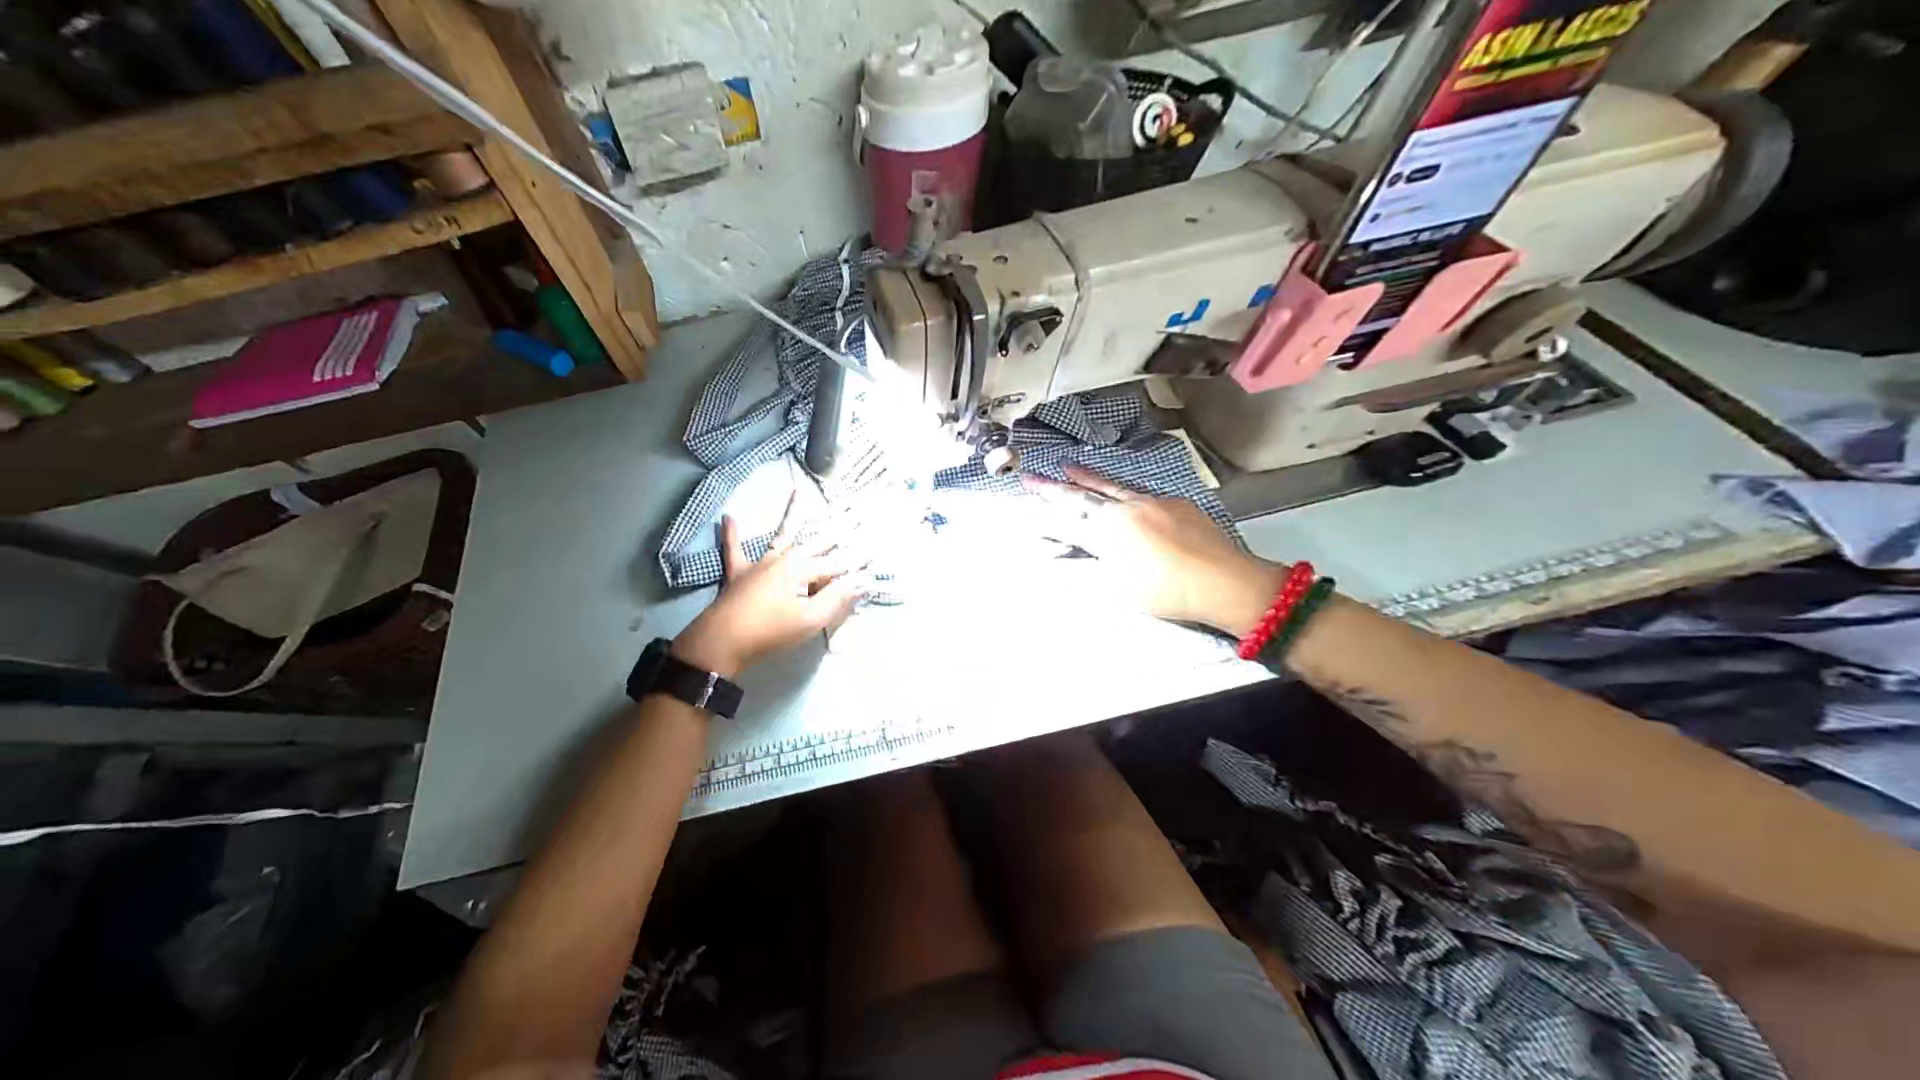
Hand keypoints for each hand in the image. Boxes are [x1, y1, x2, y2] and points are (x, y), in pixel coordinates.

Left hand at [672, 510, 866, 677]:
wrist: (721, 641)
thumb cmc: (771, 631)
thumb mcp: (811, 619)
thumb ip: (836, 599)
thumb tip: (860, 582)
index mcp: (802, 568)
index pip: (836, 564)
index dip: (856, 564)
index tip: (874, 555)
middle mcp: (783, 558)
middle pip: (814, 545)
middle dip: (835, 534)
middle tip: (852, 518)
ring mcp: (759, 564)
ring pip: (781, 537)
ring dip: (792, 516)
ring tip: (799, 493)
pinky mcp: (739, 574)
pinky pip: (735, 549)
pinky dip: (733, 534)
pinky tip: (728, 517)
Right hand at [1026, 466, 1286, 636]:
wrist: (1225, 582)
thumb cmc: (1168, 592)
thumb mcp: (1120, 589)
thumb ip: (1089, 569)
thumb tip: (1062, 557)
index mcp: (1110, 529)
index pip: (1067, 518)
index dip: (1042, 512)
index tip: (1022, 503)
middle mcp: (1128, 508)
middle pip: (1084, 495)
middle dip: (1055, 488)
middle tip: (1032, 477)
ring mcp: (1154, 502)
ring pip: (1113, 487)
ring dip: (1087, 479)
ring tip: (1068, 467)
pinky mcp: (1177, 504)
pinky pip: (1140, 494)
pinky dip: (1122, 493)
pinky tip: (1122, 499)